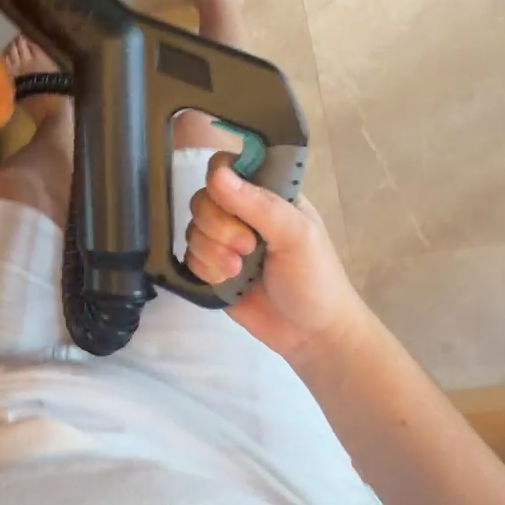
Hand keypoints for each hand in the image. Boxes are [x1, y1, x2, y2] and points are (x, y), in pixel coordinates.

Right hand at [184, 156, 373, 369]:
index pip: (228, 167)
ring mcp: (225, 241)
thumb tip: (217, 175)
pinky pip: (189, 257)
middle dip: (218, 226)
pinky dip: (205, 269)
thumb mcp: (297, 237)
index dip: (221, 179)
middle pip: (203, 199)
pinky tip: (228, 281)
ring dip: (212, 251)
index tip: (229, 200)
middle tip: (247, 247)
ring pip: (193, 229)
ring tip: (240, 271)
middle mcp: (242, 213)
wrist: (311, 337)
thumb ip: (258, 204)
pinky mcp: (212, 268)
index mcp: (268, 195)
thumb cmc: (316, 280)